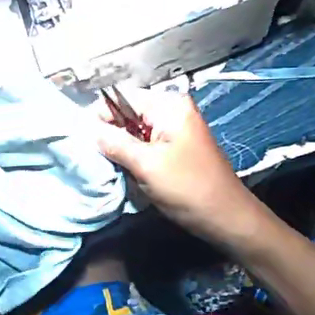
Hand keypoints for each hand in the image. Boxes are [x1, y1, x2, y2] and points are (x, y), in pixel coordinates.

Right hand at [94, 85, 272, 246]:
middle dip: (113, 133)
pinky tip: (131, 172)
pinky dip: (135, 157)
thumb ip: (115, 142)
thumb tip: (89, 128)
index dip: (103, 115)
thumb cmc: (188, 189)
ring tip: (117, 166)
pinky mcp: (176, 148)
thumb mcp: (146, 165)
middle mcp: (173, 111)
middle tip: (102, 157)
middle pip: (129, 113)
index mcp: (169, 106)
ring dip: (123, 148)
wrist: (226, 217)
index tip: (89, 140)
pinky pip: (146, 144)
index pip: (123, 97)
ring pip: (135, 131)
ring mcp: (176, 130)